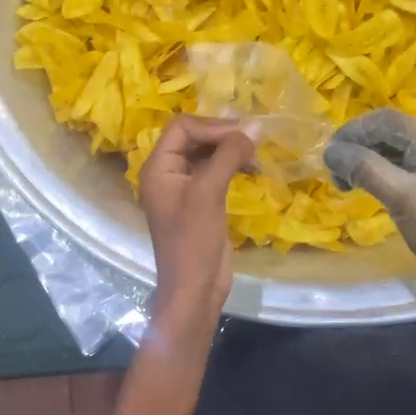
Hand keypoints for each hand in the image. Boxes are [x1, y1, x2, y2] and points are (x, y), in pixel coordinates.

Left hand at [139, 115, 256, 335]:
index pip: (182, 127)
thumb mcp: (208, 192)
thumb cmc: (193, 239)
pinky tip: (253, 169)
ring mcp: (183, 188)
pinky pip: (215, 172)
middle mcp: (166, 173)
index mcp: (157, 167)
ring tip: (258, 154)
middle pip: (194, 138)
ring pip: (207, 155)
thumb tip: (255, 127)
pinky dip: (233, 166)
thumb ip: (228, 155)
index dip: (213, 126)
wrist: (194, 288)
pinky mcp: (200, 202)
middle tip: (256, 139)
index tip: (243, 134)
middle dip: (224, 135)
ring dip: (231, 150)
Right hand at [322, 109, 415, 327]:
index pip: (388, 120)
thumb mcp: (401, 197)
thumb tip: (330, 151)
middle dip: (358, 147)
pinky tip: (361, 186)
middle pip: (389, 133)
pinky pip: (398, 167)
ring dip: (364, 160)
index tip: (330, 150)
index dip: (355, 130)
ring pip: (392, 151)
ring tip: (343, 181)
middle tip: (333, 169)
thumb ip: (366, 169)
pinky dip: (376, 172)